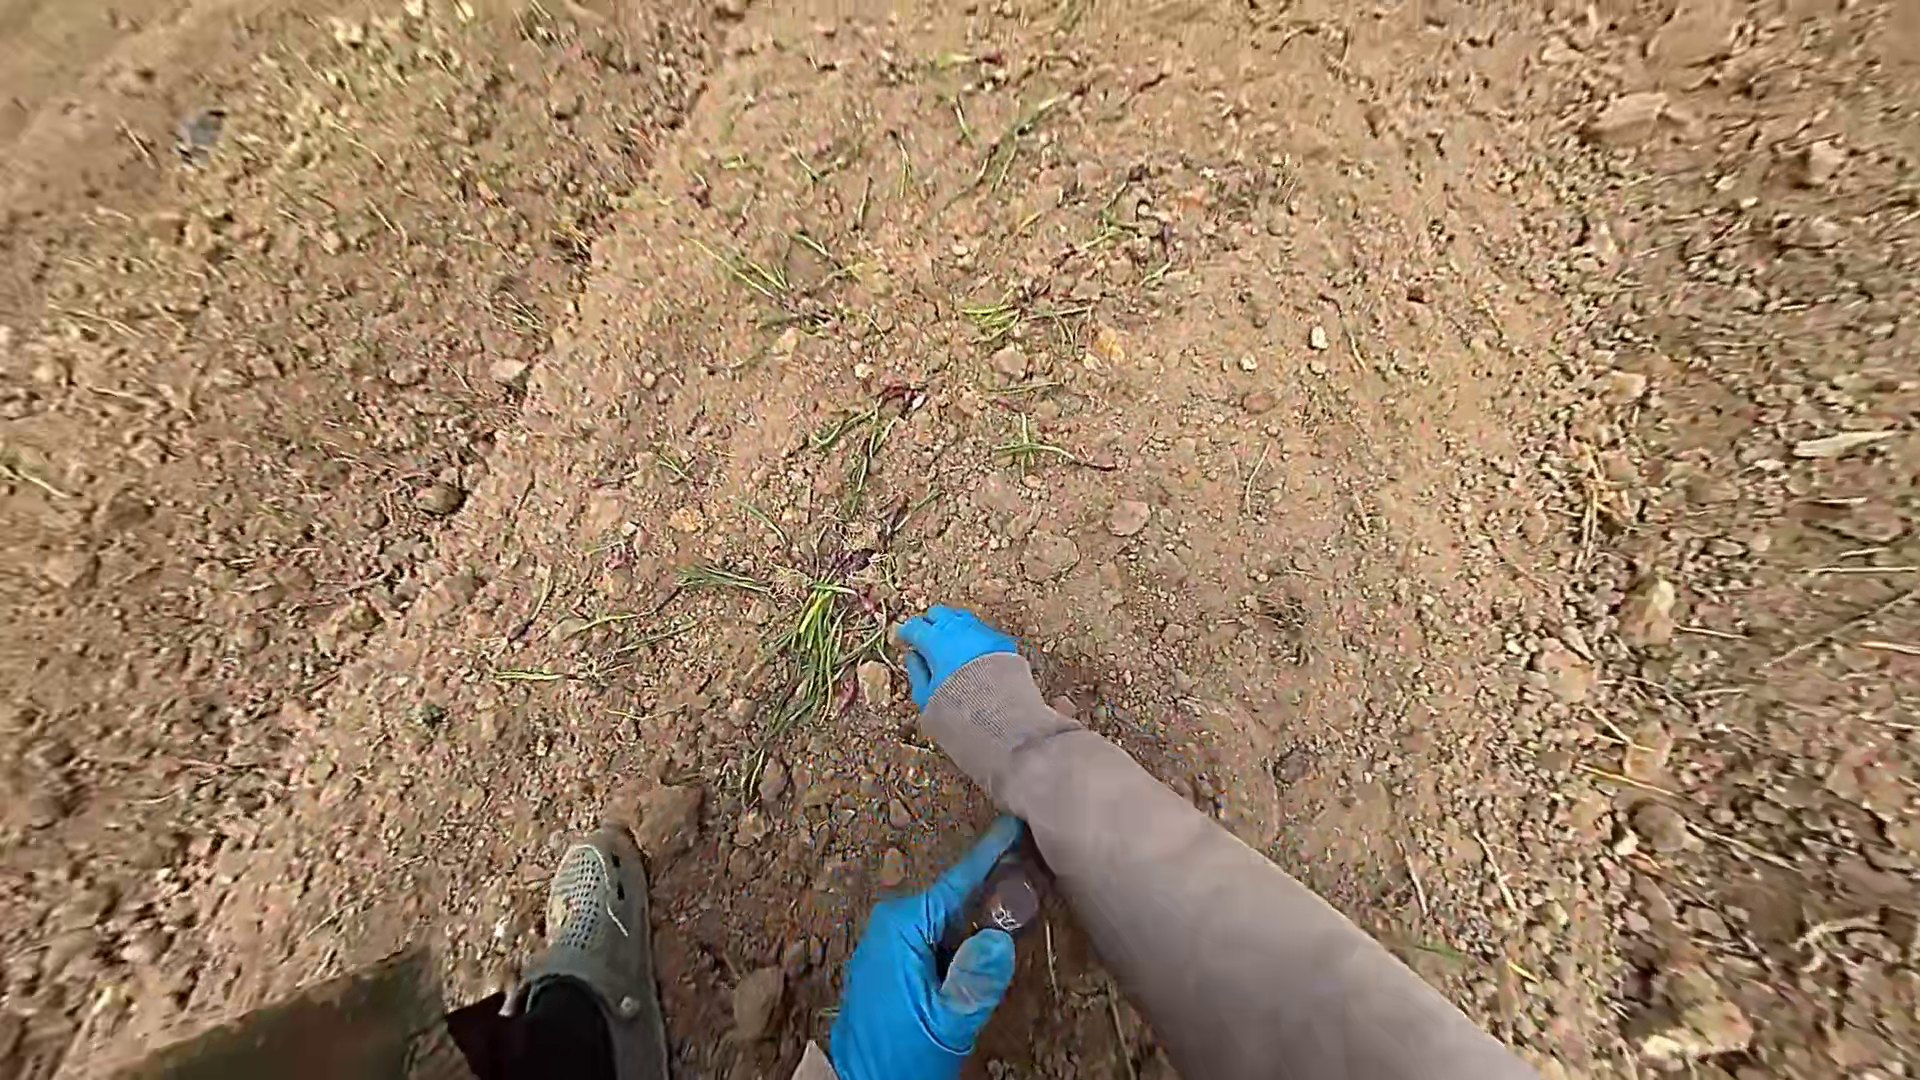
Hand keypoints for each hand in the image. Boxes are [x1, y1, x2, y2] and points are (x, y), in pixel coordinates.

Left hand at [829, 817, 1023, 1079]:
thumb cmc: (899, 1056)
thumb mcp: (945, 1023)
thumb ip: (974, 981)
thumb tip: (1001, 940)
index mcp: (904, 924)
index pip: (957, 881)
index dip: (990, 852)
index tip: (1014, 824)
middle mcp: (895, 921)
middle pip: (955, 895)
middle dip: (992, 884)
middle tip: (1030, 866)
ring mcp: (893, 939)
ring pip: (949, 917)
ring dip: (981, 913)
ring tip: (1017, 897)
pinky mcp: (896, 958)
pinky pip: (939, 935)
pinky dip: (965, 934)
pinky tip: (988, 936)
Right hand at [896, 606, 1018, 708]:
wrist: (999, 713)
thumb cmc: (958, 706)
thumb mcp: (926, 695)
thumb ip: (917, 671)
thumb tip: (913, 655)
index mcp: (935, 640)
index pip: (915, 627)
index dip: (907, 633)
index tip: (904, 639)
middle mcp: (958, 629)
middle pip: (938, 614)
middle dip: (929, 623)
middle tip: (924, 637)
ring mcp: (980, 631)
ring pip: (961, 618)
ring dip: (951, 626)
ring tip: (948, 642)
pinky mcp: (999, 638)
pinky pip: (980, 630)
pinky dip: (971, 636)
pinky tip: (970, 650)